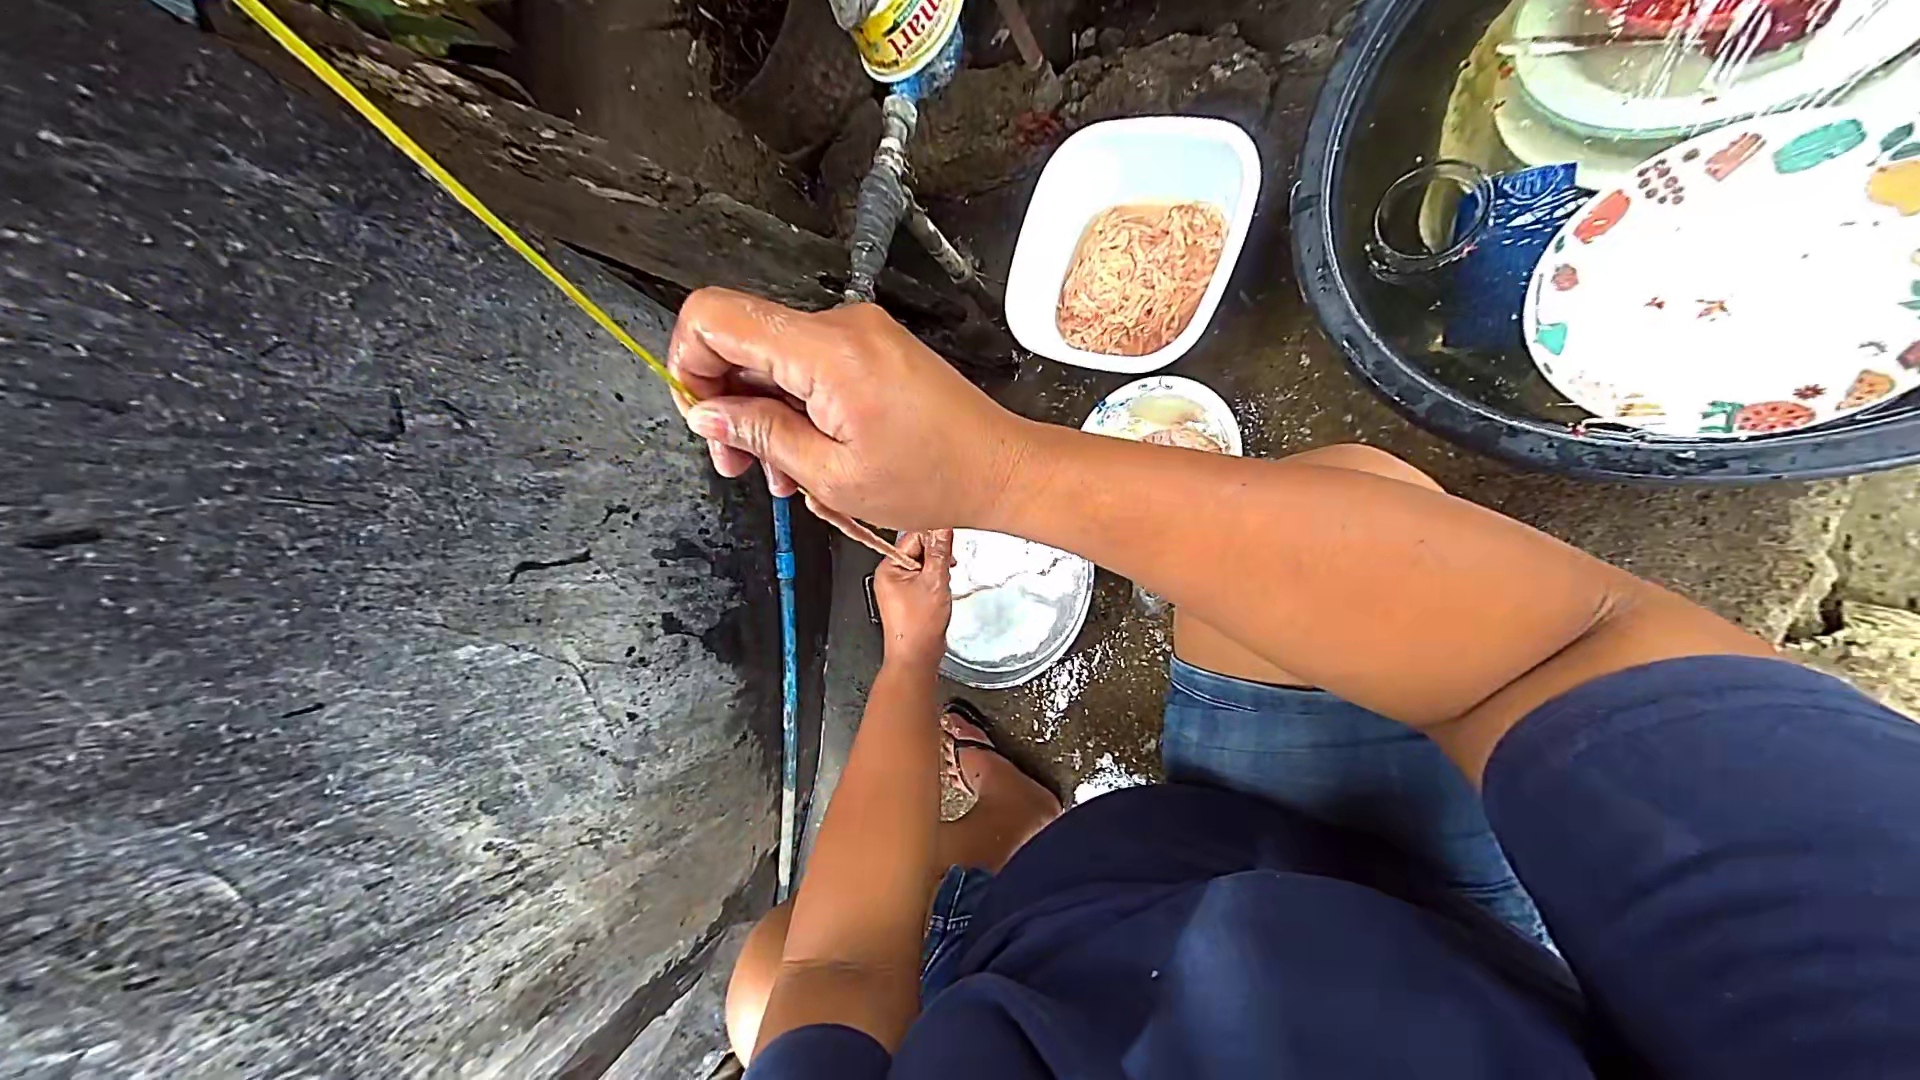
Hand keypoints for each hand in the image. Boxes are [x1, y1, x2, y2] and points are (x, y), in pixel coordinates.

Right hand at [668, 289, 1031, 529]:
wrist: (996, 467)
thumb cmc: (936, 477)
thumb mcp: (832, 474)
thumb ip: (761, 434)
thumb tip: (710, 412)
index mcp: (829, 353)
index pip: (716, 316)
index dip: (689, 363)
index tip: (700, 413)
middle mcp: (844, 327)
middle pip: (744, 338)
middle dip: (730, 403)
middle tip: (738, 461)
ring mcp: (861, 334)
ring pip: (776, 358)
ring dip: (766, 413)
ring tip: (782, 469)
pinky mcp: (872, 348)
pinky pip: (811, 366)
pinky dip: (798, 406)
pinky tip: (808, 450)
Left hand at [872, 529, 953, 666]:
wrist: (915, 656)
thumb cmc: (918, 626)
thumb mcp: (935, 581)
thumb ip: (940, 551)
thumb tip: (943, 527)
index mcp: (888, 566)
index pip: (913, 536)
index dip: (933, 537)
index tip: (949, 542)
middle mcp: (890, 574)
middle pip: (917, 549)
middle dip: (937, 556)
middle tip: (947, 568)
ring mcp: (898, 585)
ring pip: (922, 563)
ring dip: (937, 568)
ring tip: (941, 584)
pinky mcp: (907, 595)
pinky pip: (922, 577)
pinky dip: (935, 579)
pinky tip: (940, 590)